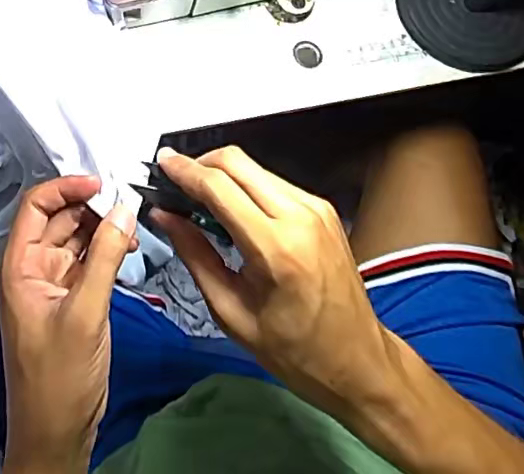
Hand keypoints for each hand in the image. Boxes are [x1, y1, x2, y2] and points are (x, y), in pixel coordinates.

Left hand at [0, 175, 136, 473]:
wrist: (57, 435)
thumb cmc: (59, 379)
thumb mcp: (85, 312)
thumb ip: (105, 256)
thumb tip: (124, 208)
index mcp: (20, 266)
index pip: (36, 206)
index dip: (66, 188)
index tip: (100, 184)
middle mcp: (34, 267)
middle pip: (61, 217)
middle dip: (92, 207)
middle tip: (126, 207)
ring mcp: (54, 282)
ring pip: (78, 235)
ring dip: (104, 227)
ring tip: (132, 230)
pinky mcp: (73, 296)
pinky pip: (90, 258)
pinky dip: (108, 248)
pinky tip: (128, 248)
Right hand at [150, 146, 399, 416]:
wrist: (359, 363)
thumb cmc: (297, 351)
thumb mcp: (232, 312)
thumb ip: (195, 255)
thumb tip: (166, 217)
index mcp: (276, 248)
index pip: (219, 187)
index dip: (184, 170)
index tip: (163, 163)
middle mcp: (300, 216)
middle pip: (236, 161)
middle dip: (200, 163)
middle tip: (177, 180)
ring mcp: (315, 207)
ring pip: (254, 167)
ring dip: (223, 174)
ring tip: (202, 200)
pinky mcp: (322, 207)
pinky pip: (273, 181)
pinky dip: (246, 185)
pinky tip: (235, 210)